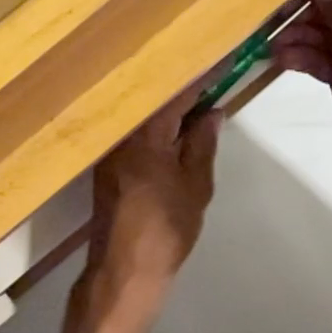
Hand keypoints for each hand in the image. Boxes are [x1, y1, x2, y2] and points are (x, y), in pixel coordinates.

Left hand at [85, 81, 223, 299]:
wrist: (124, 270)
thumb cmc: (165, 228)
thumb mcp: (196, 185)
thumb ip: (202, 144)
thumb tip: (212, 112)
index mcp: (145, 135)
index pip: (177, 95)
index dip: (202, 78)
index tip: (224, 61)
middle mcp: (121, 134)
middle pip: (154, 99)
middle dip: (184, 86)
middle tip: (213, 75)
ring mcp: (110, 150)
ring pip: (143, 115)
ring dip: (169, 105)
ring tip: (199, 96)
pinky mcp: (107, 165)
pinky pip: (134, 132)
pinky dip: (156, 124)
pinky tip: (175, 126)